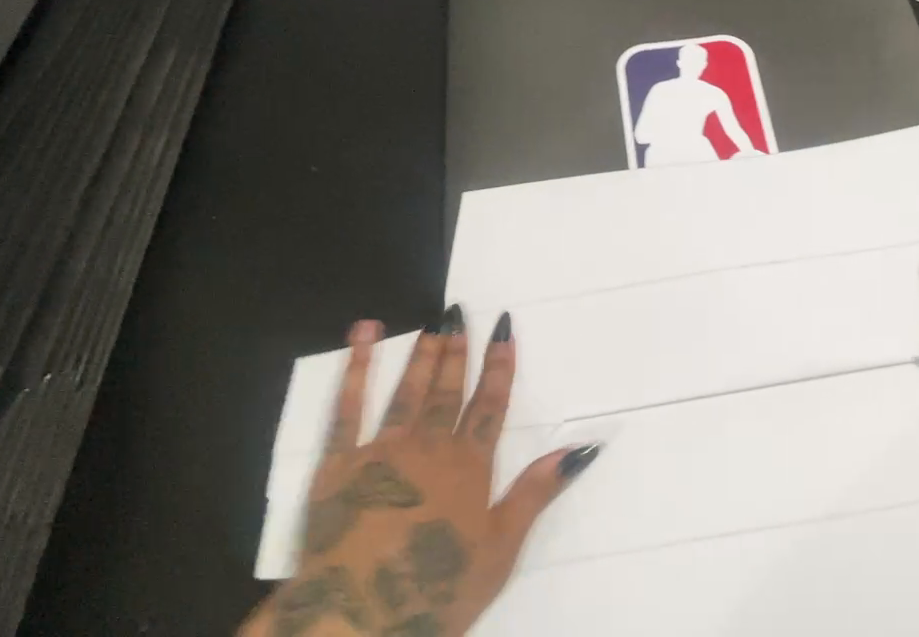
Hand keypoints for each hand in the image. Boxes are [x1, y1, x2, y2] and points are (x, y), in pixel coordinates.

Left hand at [240, 309, 600, 636]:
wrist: (358, 617)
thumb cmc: (436, 588)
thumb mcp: (500, 549)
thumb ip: (536, 492)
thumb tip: (580, 447)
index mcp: (469, 467)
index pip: (490, 405)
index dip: (499, 366)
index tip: (504, 328)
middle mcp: (429, 447)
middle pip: (448, 391)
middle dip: (458, 351)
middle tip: (460, 313)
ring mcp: (382, 451)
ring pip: (408, 391)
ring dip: (423, 354)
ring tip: (433, 323)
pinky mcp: (338, 463)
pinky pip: (347, 406)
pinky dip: (358, 367)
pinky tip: (365, 334)